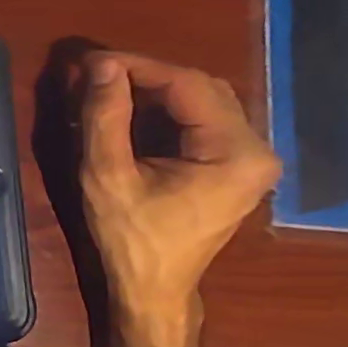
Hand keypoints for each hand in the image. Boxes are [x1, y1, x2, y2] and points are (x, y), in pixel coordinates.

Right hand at [79, 52, 280, 326]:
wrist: (152, 287)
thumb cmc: (130, 236)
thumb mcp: (107, 174)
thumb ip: (105, 116)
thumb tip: (100, 64)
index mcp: (236, 153)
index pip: (188, 86)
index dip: (138, 65)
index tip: (91, 60)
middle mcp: (256, 149)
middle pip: (201, 88)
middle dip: (146, 74)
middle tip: (96, 72)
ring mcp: (248, 158)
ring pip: (202, 100)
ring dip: (154, 88)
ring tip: (108, 87)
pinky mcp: (232, 165)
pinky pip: (199, 120)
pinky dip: (163, 107)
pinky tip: (130, 109)